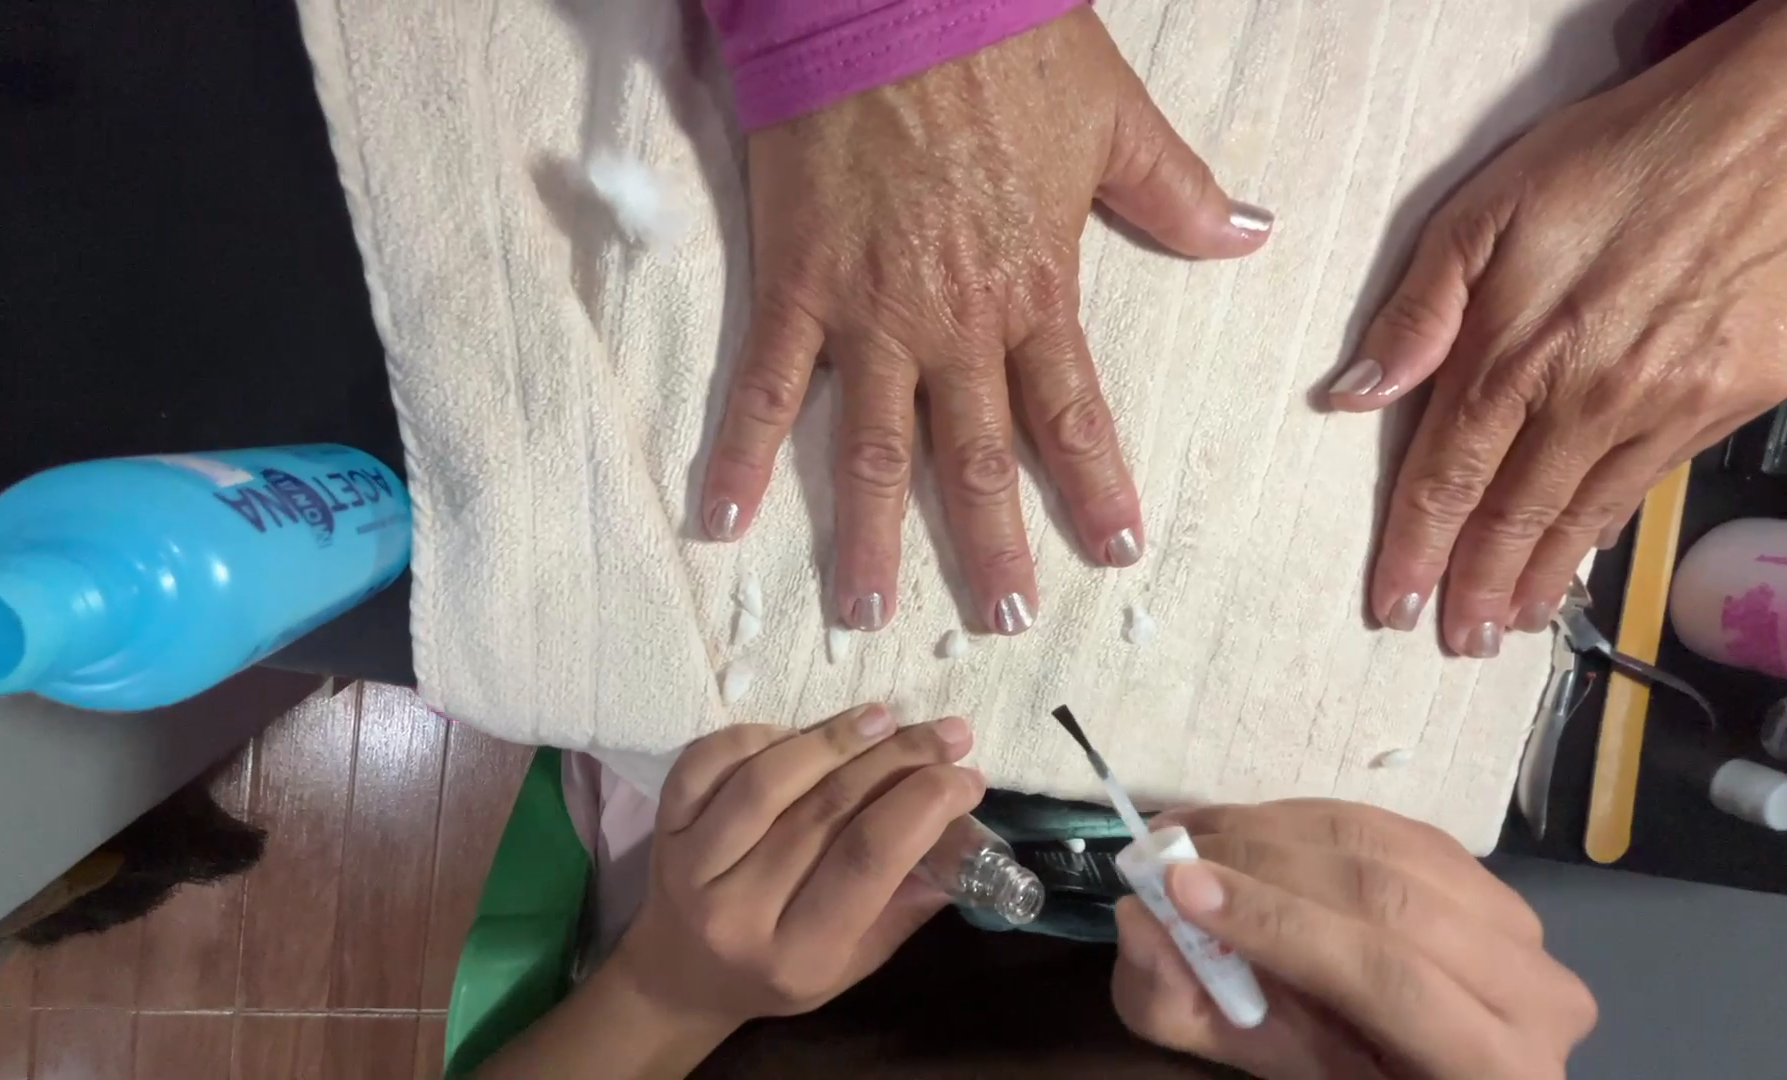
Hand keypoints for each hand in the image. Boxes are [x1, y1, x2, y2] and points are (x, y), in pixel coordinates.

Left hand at [608, 705, 983, 1028]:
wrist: (680, 974)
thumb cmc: (777, 972)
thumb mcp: (850, 962)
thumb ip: (904, 904)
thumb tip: (962, 830)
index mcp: (795, 955)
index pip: (867, 860)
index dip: (924, 806)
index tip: (966, 775)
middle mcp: (737, 908)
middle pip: (826, 810)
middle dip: (897, 759)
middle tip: (944, 732)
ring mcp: (691, 860)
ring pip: (768, 779)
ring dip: (834, 738)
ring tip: (882, 717)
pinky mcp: (664, 822)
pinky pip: (710, 759)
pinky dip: (759, 734)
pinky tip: (799, 730)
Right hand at [699, 7, 1271, 635]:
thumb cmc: (999, 46)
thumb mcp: (1110, 115)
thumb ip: (1176, 191)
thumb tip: (1249, 236)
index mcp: (1031, 288)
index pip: (1072, 412)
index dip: (1096, 486)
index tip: (1115, 552)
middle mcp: (952, 326)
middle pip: (978, 459)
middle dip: (994, 546)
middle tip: (1006, 622)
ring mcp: (868, 318)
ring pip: (875, 449)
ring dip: (872, 536)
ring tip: (868, 611)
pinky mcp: (796, 292)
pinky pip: (764, 389)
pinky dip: (741, 457)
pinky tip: (722, 520)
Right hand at [1111, 800, 1594, 1079]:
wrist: (1380, 1038)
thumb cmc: (1316, 1060)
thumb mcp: (1242, 1053)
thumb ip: (1181, 1002)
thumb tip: (1140, 917)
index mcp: (1493, 1071)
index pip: (1389, 980)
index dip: (1276, 923)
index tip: (1177, 885)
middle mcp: (1534, 992)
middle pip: (1384, 899)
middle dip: (1258, 863)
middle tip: (1169, 848)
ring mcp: (1511, 918)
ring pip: (1373, 844)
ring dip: (1264, 827)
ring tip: (1189, 831)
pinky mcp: (1467, 863)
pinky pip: (1368, 818)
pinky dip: (1287, 813)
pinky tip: (1233, 823)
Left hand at [1329, 3, 1786, 656]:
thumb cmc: (1623, 156)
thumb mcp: (1482, 216)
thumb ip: (1415, 314)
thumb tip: (1350, 395)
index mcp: (1512, 362)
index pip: (1441, 482)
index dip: (1412, 550)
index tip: (1390, 606)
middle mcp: (1587, 400)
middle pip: (1510, 516)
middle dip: (1473, 586)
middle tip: (1451, 642)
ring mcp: (1672, 402)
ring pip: (1582, 514)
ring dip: (1537, 576)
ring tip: (1506, 625)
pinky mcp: (1741, 394)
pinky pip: (1649, 484)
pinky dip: (1605, 533)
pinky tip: (1581, 559)